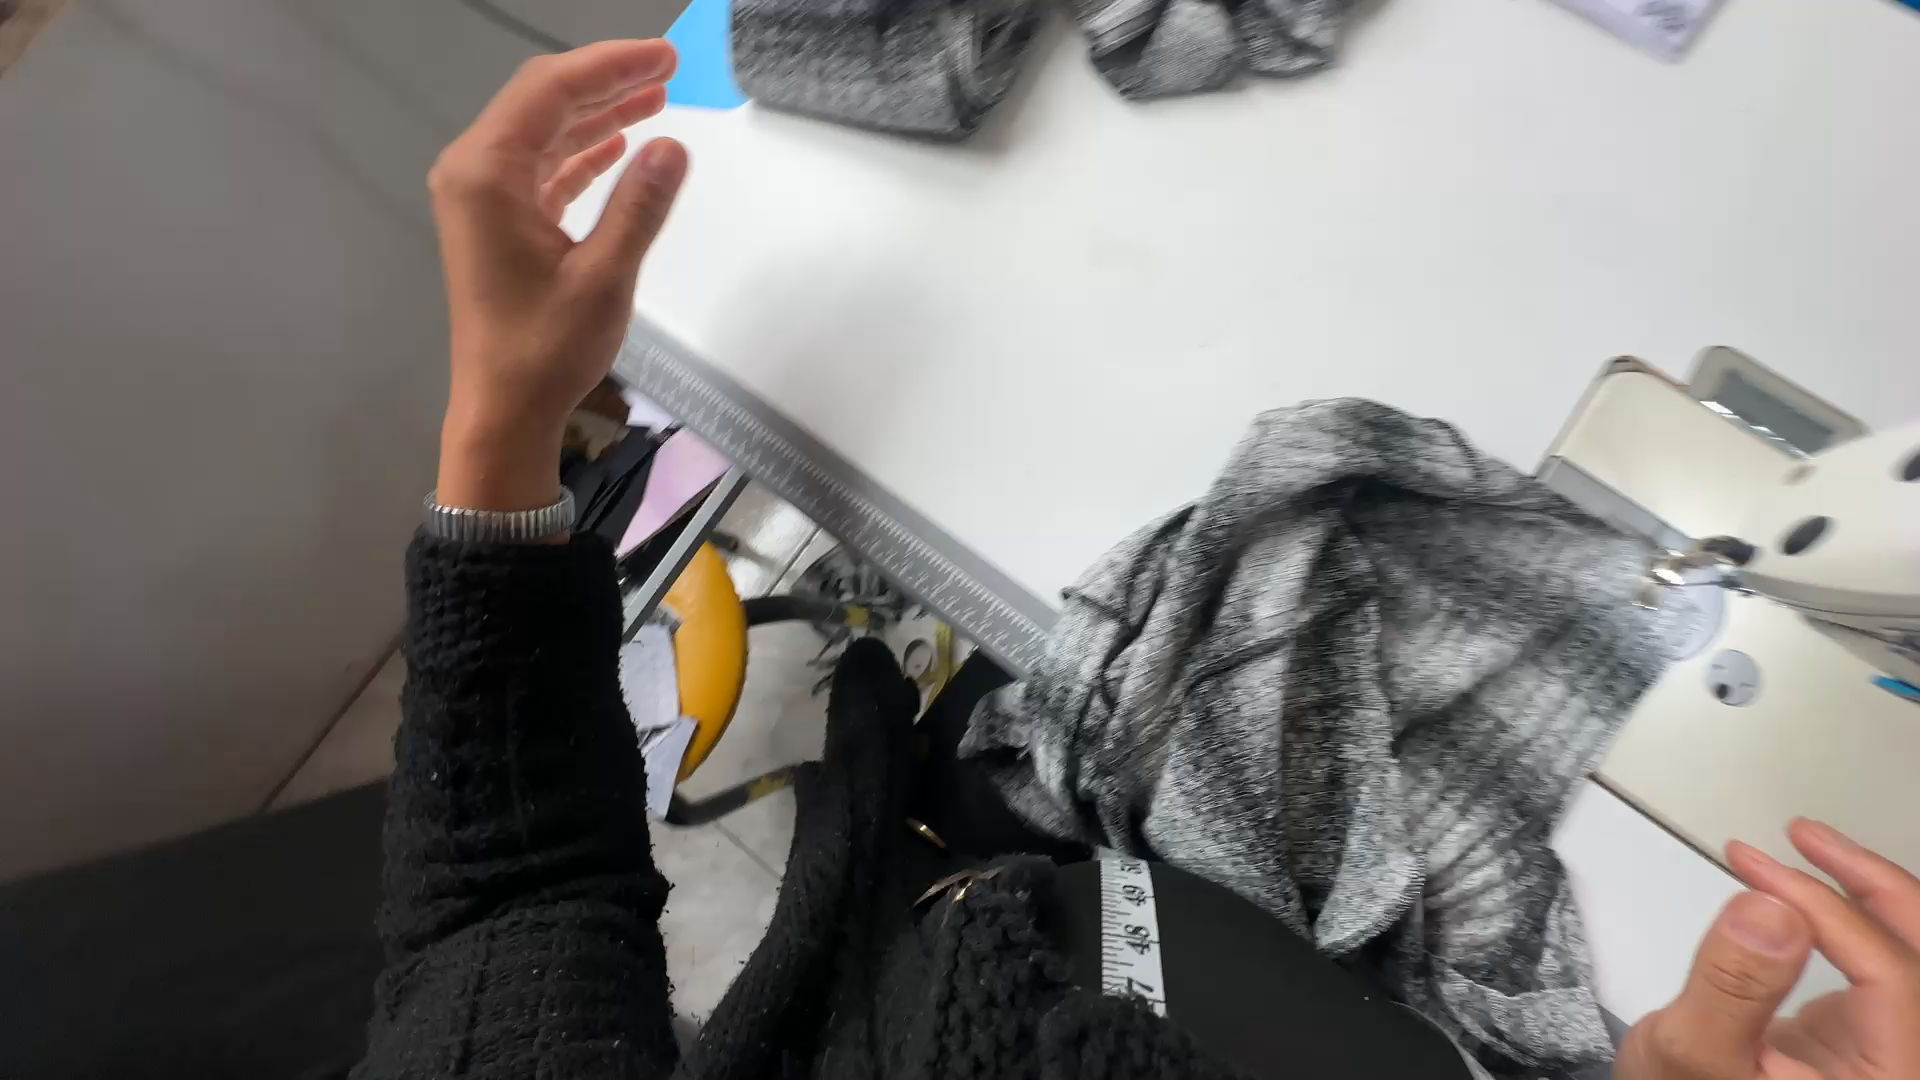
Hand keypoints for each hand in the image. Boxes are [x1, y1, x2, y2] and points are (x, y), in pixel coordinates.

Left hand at [428, 39, 687, 512]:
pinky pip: (545, 174)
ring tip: (654, 101)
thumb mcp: (604, 277)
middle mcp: (476, 173)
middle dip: (606, 85)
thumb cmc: (548, 347)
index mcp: (487, 174)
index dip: (609, 67)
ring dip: (598, 119)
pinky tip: (619, 149)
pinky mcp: (503, 226)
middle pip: (544, 106)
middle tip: (668, 71)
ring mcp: (487, 200)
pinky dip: (583, 158)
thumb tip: (674, 147)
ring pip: (546, 139)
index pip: (549, 93)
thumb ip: (639, 208)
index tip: (664, 58)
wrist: (506, 406)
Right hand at [1617, 819, 1919, 1079]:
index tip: (1747, 861)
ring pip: (1917, 961)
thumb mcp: (1696, 1046)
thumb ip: (1733, 983)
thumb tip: (1771, 908)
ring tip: (1810, 844)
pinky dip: (1857, 917)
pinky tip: (1814, 891)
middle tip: (1805, 834)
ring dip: (1875, 895)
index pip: (1895, 977)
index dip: (1825, 907)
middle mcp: (1912, 1067)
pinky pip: (1888, 969)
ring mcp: (1897, 1052)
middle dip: (1878, 889)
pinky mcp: (1872, 1036)